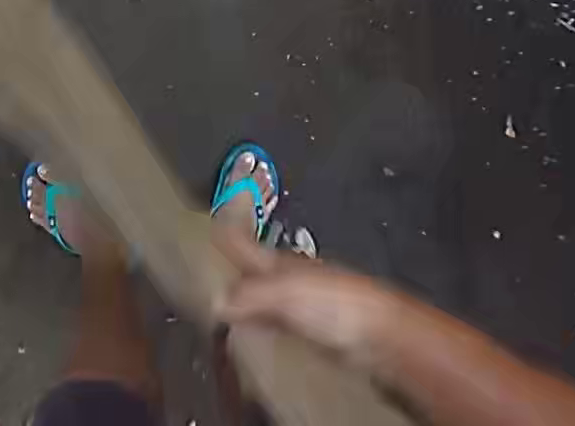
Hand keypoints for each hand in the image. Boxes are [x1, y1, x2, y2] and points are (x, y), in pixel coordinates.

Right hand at [213, 225, 402, 365]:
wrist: (379, 332)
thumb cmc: (333, 300)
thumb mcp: (286, 292)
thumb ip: (251, 295)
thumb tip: (214, 301)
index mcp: (277, 260)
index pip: (242, 242)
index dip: (222, 232)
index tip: (199, 228)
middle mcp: (284, 279)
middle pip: (247, 274)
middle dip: (225, 275)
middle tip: (195, 284)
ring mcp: (297, 307)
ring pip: (258, 304)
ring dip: (240, 309)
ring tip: (214, 320)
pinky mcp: (307, 334)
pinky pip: (272, 331)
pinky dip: (257, 335)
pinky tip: (247, 347)